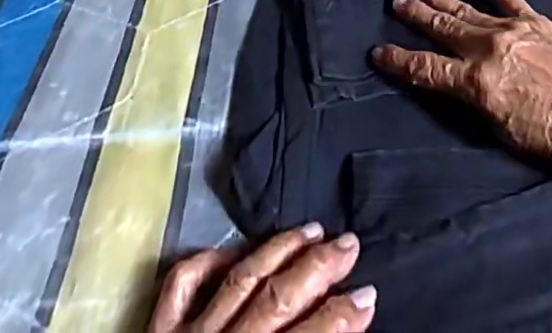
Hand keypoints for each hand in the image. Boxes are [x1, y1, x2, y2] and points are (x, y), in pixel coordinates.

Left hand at [148, 223, 375, 332]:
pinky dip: (208, 260)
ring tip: (312, 229)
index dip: (342, 317)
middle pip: (277, 299)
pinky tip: (235, 249)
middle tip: (350, 243)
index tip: (369, 295)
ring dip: (280, 250)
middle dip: (318, 268)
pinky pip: (182, 285)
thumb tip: (343, 331)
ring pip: (241, 280)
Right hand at [370, 0, 551, 175]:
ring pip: (467, 9)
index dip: (398, 60)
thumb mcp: (505, 134)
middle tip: (395, 2)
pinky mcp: (537, 22)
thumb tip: (459, 87)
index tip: (378, 51)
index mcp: (477, 82)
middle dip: (415, 16)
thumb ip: (476, 104)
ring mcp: (514, 30)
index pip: (425, 69)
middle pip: (442, 28)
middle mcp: (489, 49)